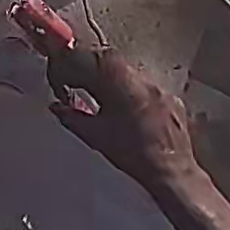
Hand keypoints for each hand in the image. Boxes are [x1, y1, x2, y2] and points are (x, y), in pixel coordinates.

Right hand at [52, 48, 204, 191]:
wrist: (172, 172)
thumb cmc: (134, 155)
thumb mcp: (96, 136)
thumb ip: (72, 117)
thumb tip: (57, 108)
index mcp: (118, 83)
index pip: (88, 60)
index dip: (70, 65)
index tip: (63, 75)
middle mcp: (139, 78)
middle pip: (108, 57)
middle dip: (88, 63)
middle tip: (77, 77)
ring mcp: (156, 85)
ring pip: (127, 68)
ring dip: (110, 74)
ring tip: (100, 91)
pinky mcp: (169, 95)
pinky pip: (145, 82)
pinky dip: (131, 87)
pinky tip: (126, 103)